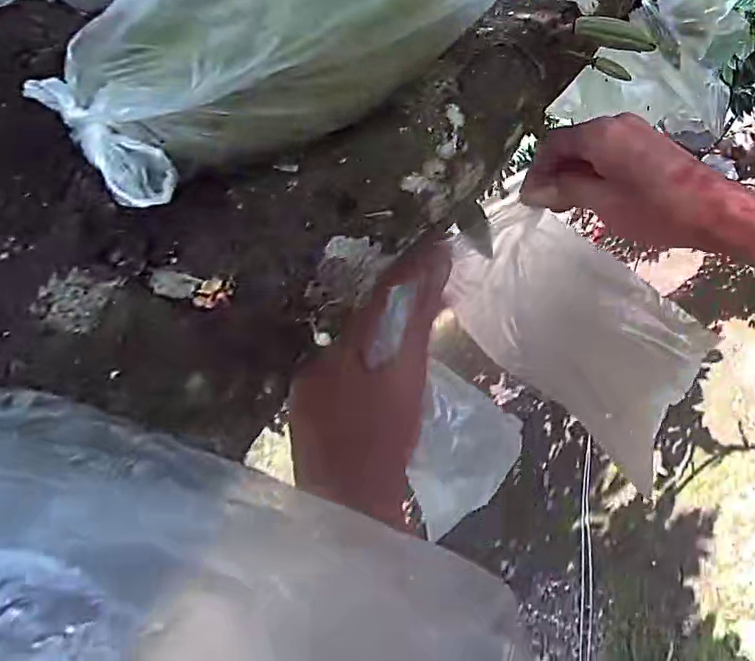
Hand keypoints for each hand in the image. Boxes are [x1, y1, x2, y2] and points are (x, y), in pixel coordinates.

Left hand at [288, 243, 448, 529]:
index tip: (440, 242)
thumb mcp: (409, 373)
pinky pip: (355, 366)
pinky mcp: (318, 415)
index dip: (412, 270)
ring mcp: (314, 393)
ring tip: (428, 315)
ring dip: (394, 324)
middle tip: (441, 278)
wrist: (353, 511)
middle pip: (370, 318)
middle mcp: (319, 366)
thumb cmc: (386, 438)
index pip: (381, 299)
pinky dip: (381, 351)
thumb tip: (435, 261)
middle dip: (404, 295)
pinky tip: (399, 359)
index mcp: (339, 353)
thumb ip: (420, 318)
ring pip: (362, 342)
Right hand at [521, 114, 754, 298]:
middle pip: (573, 141)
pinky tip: (599, 194)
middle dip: (556, 171)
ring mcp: (637, 131)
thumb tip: (533, 190)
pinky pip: (613, 150)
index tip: (530, 200)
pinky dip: (599, 169)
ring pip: (594, 146)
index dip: (537, 170)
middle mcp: (617, 122)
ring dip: (578, 171)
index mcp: (601, 133)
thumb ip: (567, 190)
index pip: (554, 143)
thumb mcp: (605, 203)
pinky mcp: (651, 143)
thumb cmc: (657, 210)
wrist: (715, 210)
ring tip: (572, 203)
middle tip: (549, 205)